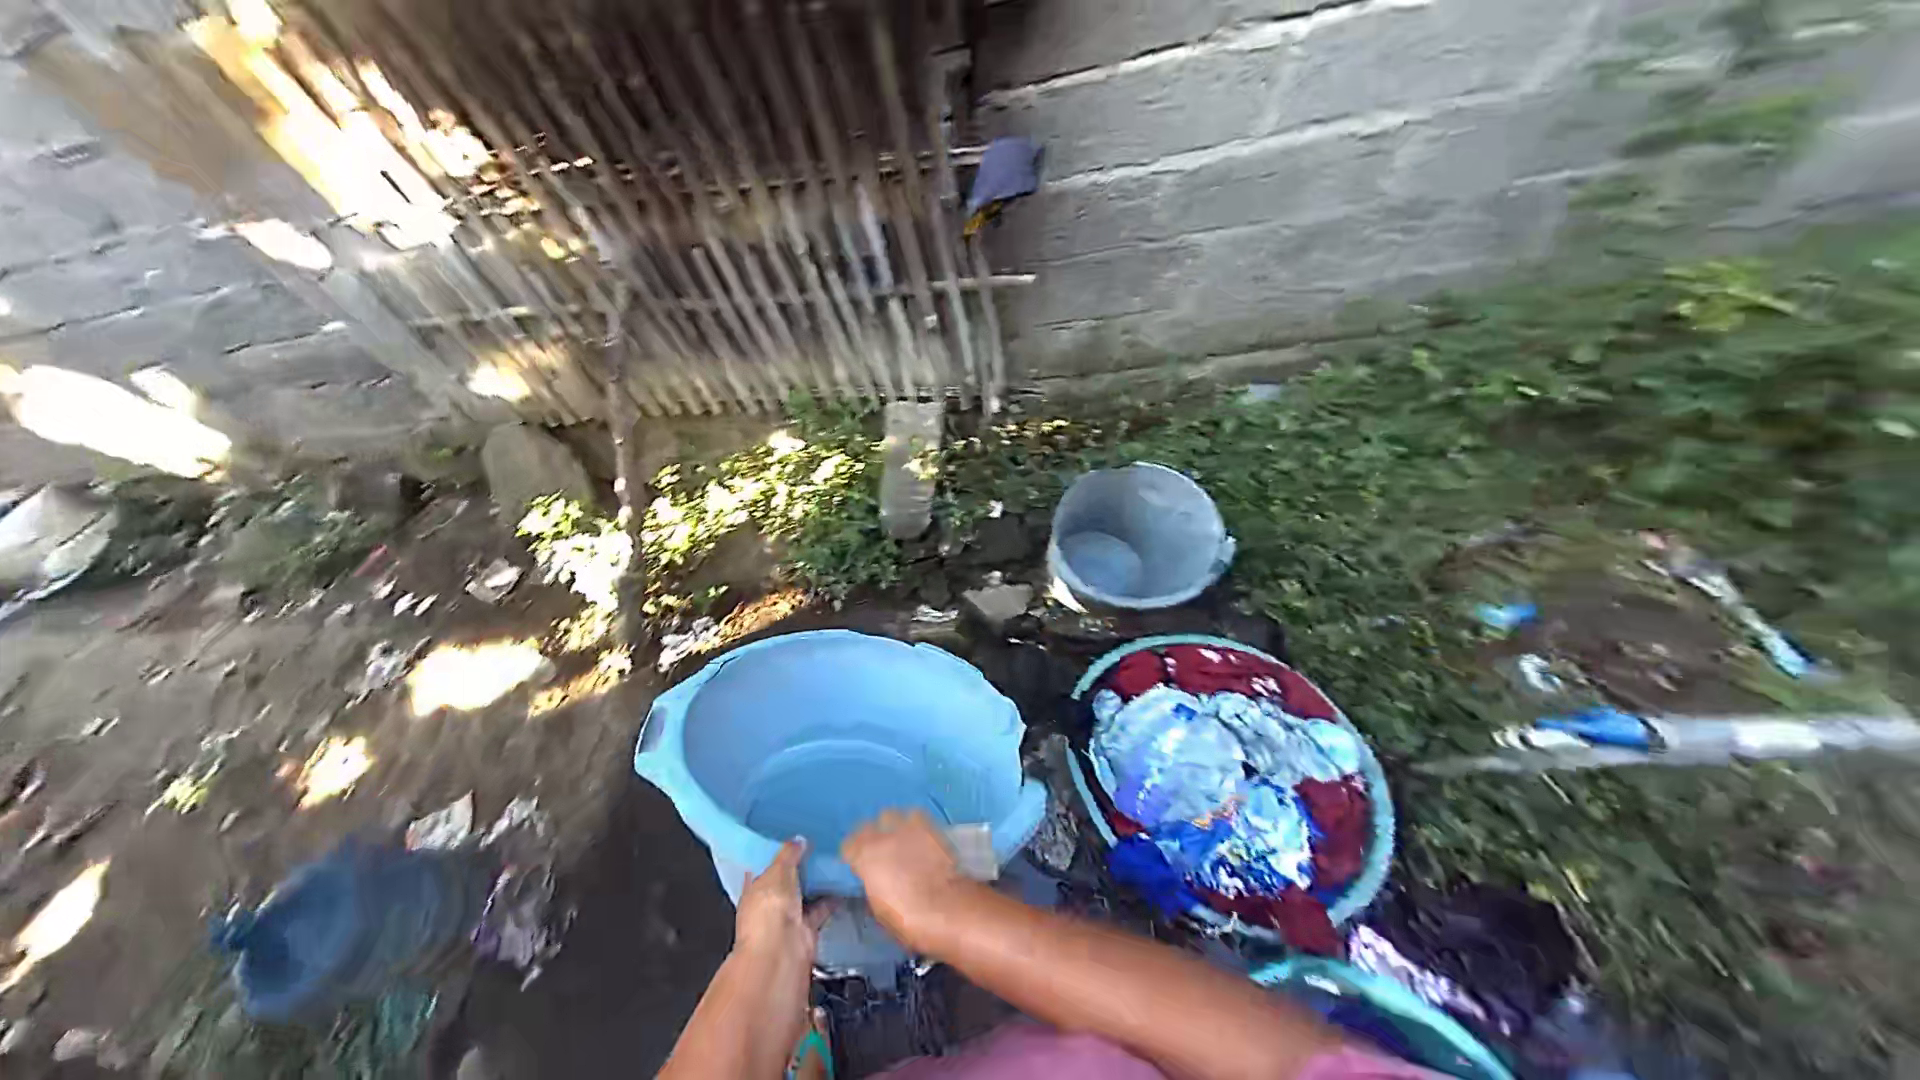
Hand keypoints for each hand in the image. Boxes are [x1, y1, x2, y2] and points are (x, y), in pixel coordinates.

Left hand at [735, 838, 832, 961]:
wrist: (782, 950)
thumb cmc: (771, 906)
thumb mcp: (778, 871)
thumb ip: (789, 854)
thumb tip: (798, 839)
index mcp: (754, 888)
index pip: (762, 866)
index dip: (774, 851)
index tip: (791, 835)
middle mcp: (768, 903)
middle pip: (785, 879)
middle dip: (800, 865)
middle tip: (818, 842)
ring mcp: (787, 917)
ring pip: (804, 894)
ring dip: (817, 881)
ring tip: (833, 858)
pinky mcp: (805, 928)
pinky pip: (820, 908)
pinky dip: (831, 898)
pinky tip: (843, 881)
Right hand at [841, 810, 965, 949]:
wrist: (945, 908)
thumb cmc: (907, 919)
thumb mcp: (879, 908)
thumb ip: (872, 884)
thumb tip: (874, 877)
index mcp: (864, 858)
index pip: (848, 845)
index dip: (854, 854)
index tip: (860, 863)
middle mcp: (881, 837)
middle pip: (868, 826)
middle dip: (872, 837)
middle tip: (882, 852)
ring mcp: (905, 827)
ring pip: (891, 815)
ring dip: (893, 826)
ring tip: (901, 840)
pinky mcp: (929, 825)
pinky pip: (915, 816)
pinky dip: (915, 825)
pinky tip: (920, 837)